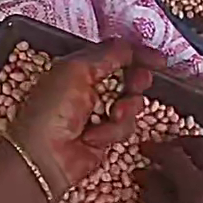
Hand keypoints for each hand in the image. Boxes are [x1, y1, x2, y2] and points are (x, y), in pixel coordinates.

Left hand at [10, 40, 162, 193]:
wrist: (45, 156)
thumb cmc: (52, 109)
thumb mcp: (76, 70)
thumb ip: (107, 54)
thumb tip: (129, 47)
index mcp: (80, 68)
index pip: (115, 55)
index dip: (138, 55)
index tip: (158, 60)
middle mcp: (91, 88)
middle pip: (129, 79)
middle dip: (135, 82)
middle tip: (135, 85)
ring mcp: (99, 113)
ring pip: (132, 104)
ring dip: (124, 110)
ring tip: (111, 116)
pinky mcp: (105, 136)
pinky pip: (124, 127)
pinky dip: (111, 132)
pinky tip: (93, 137)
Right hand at [137, 136, 202, 202]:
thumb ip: (155, 193)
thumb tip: (145, 172)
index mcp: (200, 188)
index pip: (175, 156)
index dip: (155, 149)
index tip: (142, 150)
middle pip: (202, 145)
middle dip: (180, 143)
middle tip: (162, 151)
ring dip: (193, 154)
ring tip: (173, 166)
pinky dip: (202, 167)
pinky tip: (188, 182)